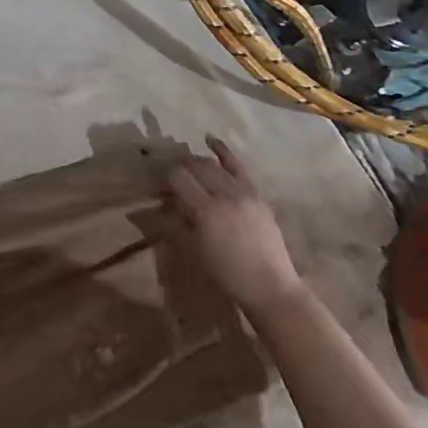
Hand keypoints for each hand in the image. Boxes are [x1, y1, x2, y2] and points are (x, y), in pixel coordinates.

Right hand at [165, 136, 305, 314]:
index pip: (178, 178)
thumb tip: (165, 202)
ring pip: (214, 165)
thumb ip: (178, 221)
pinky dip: (223, 152)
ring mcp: (245, 193)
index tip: (157, 188)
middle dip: (178, 168)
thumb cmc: (226, 274)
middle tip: (169, 180)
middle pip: (195, 167)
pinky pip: (239, 167)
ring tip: (185, 167)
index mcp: (206, 211)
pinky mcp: (257, 195)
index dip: (164, 179)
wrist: (270, 287)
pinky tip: (210, 140)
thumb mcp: (194, 249)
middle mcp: (226, 195)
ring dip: (196, 162)